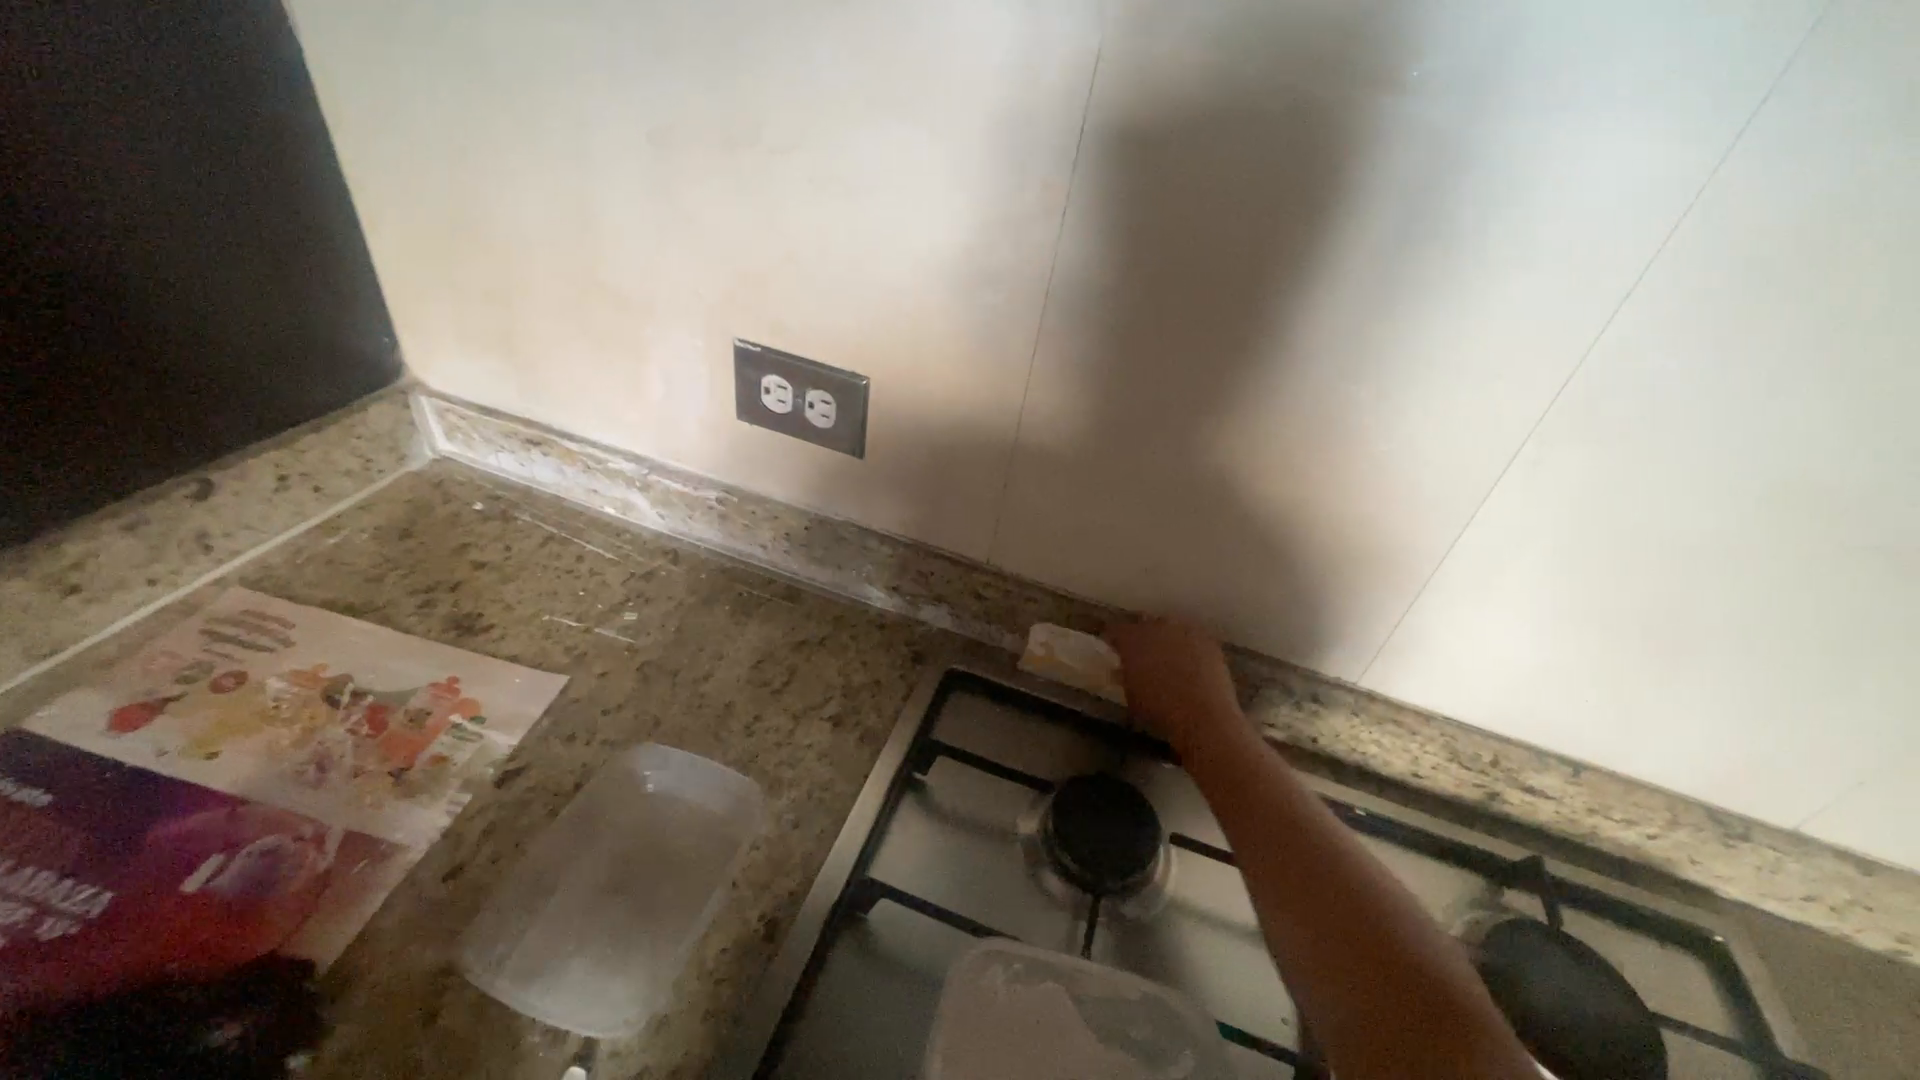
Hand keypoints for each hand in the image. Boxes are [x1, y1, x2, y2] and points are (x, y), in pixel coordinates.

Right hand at [1104, 617, 1245, 751]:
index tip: (1113, 649)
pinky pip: (1193, 638)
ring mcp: (1185, 631)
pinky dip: (1190, 648)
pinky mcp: (1208, 640)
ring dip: (1166, 639)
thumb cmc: (1158, 710)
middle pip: (1144, 624)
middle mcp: (1157, 627)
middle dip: (1141, 637)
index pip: (1115, 630)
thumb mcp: (1131, 695)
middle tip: (1142, 655)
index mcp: (1132, 639)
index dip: (1112, 639)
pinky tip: (1192, 664)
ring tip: (1169, 658)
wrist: (1203, 716)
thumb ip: (1125, 675)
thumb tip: (1123, 670)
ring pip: (1171, 628)